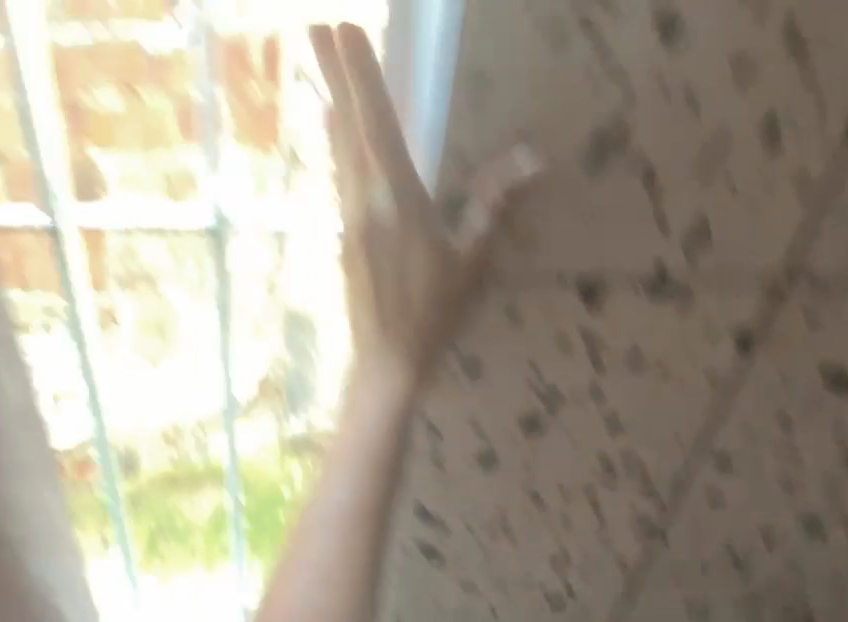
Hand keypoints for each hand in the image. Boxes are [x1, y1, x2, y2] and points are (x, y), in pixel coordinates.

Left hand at [310, 23, 541, 392]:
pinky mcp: (346, 240)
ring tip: (325, 73)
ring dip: (334, 108)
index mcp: (396, 199)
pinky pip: (341, 181)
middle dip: (336, 75)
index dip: (361, 76)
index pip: (376, 124)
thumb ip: (493, 205)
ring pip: (340, 153)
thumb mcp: (471, 261)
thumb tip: (532, 156)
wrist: (386, 363)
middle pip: (349, 128)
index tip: (344, 32)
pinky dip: (338, 149)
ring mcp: (350, 220)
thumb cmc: (433, 314)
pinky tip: (337, 140)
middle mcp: (364, 201)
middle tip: (315, 28)